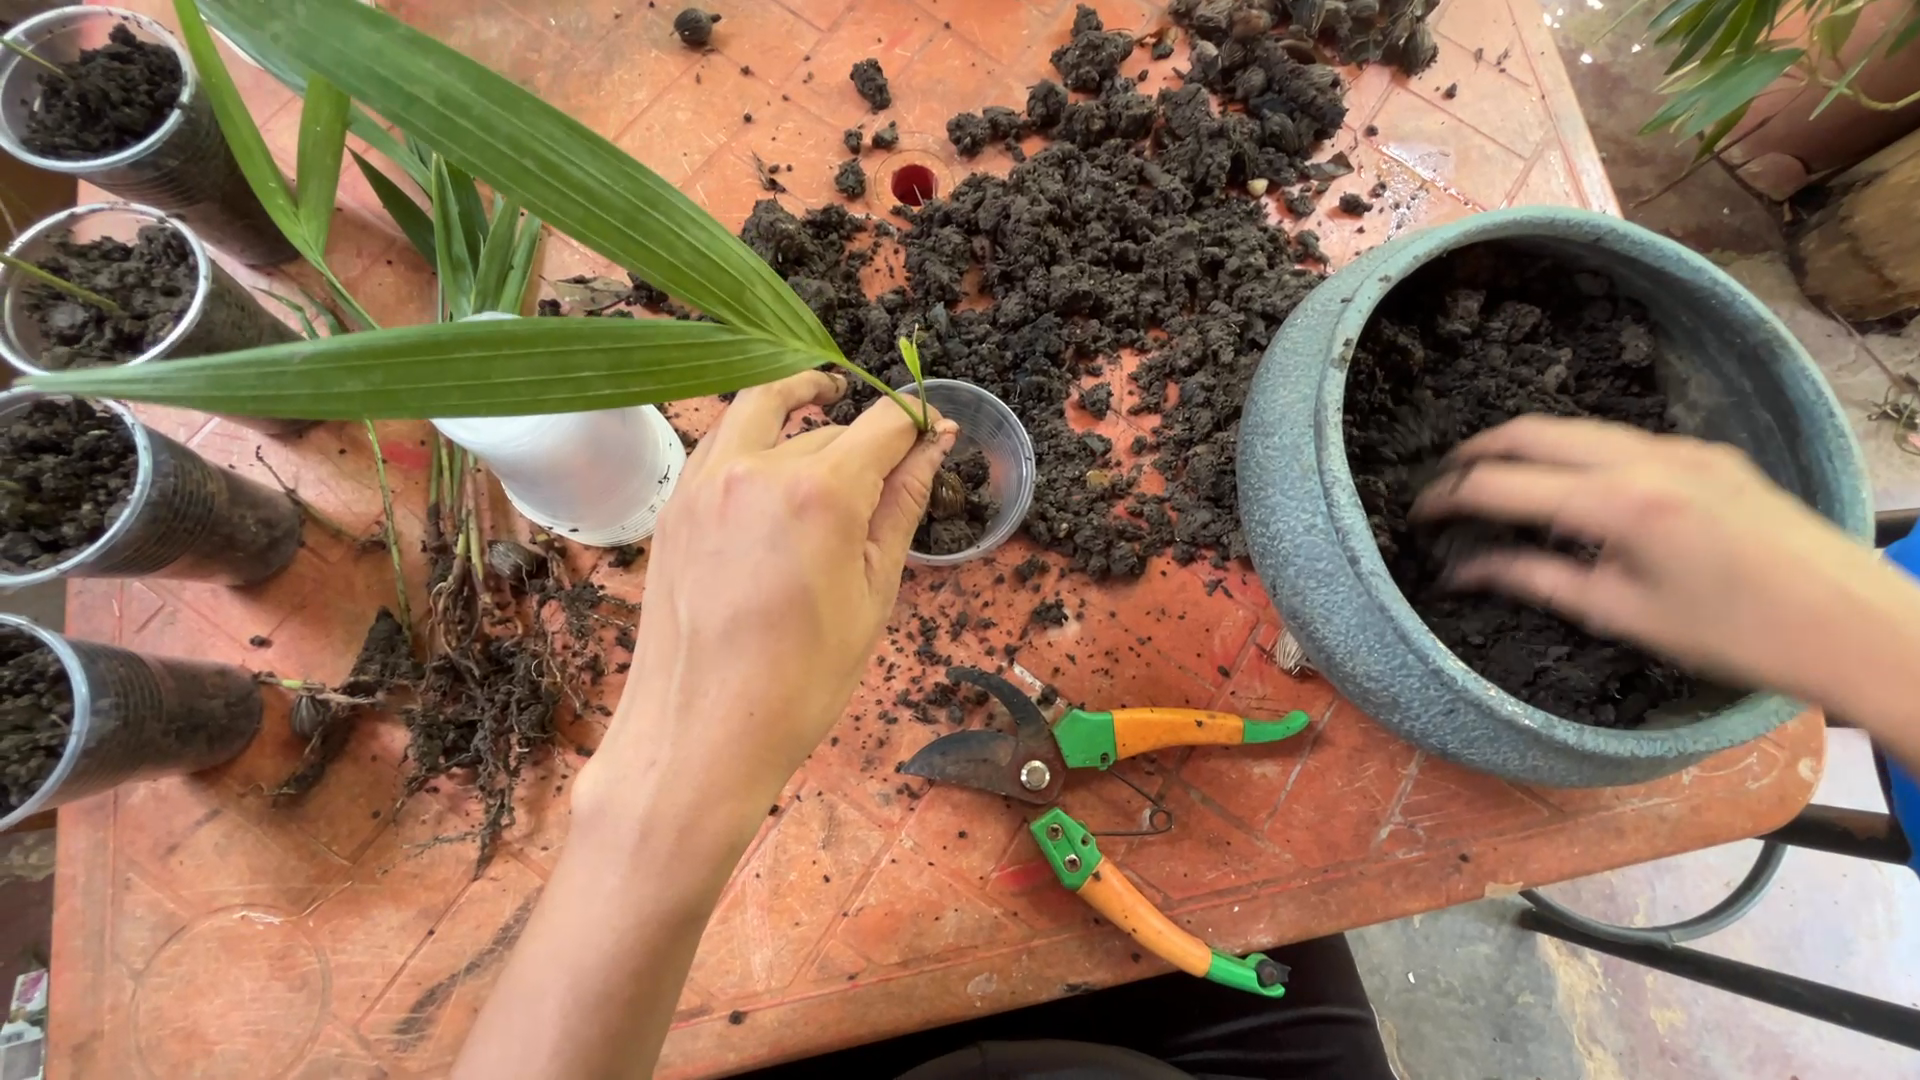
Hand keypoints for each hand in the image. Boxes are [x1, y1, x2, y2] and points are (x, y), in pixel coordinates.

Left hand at [576, 371, 958, 815]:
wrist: (703, 732)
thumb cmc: (805, 677)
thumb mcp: (874, 592)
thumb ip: (901, 506)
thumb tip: (933, 446)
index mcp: (819, 491)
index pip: (883, 425)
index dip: (918, 421)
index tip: (937, 431)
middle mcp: (756, 467)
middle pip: (828, 427)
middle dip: (868, 439)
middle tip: (893, 469)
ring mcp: (705, 481)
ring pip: (765, 416)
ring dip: (802, 406)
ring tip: (826, 404)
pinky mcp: (675, 504)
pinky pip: (721, 444)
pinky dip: (754, 435)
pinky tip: (771, 462)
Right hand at [1410, 415, 1906, 705]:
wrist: (1866, 630)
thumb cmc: (1737, 636)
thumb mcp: (1617, 613)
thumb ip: (1529, 579)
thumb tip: (1459, 571)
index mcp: (1620, 504)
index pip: (1500, 483)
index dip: (1447, 496)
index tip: (1418, 513)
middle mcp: (1648, 459)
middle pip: (1529, 431)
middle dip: (1472, 453)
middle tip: (1442, 484)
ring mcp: (1683, 449)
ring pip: (1572, 427)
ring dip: (1519, 447)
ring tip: (1490, 480)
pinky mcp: (1708, 454)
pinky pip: (1615, 438)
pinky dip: (1568, 453)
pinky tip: (1564, 487)